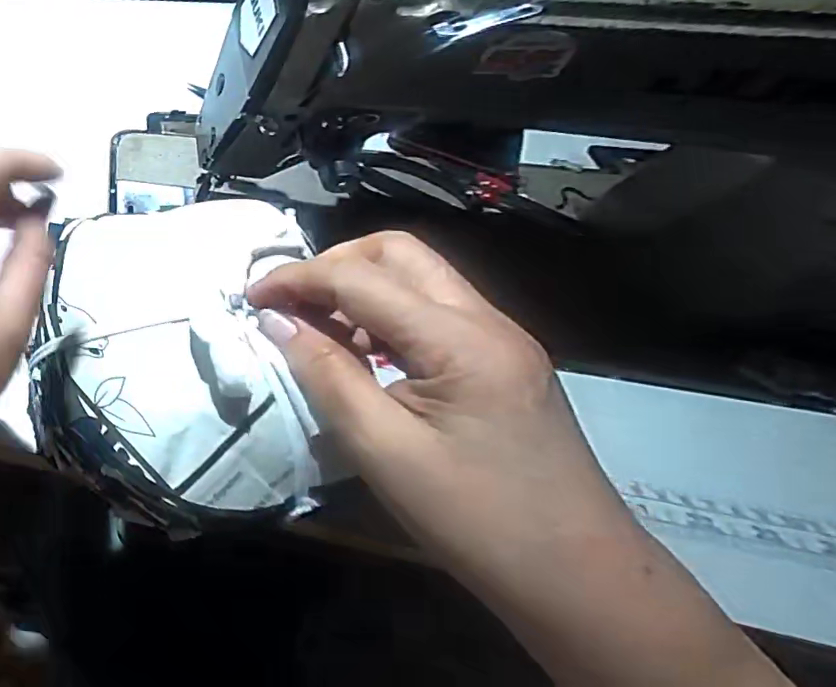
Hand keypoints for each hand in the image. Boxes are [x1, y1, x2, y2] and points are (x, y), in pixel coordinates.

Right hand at [247, 232, 792, 686]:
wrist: (584, 585)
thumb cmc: (477, 522)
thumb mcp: (383, 451)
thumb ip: (325, 374)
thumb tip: (276, 321)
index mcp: (460, 340)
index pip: (359, 278)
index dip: (296, 279)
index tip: (251, 297)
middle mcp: (486, 320)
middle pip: (395, 252)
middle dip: (332, 265)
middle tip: (291, 303)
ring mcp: (500, 336)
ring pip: (416, 274)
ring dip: (359, 287)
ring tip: (319, 328)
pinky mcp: (502, 357)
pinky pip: (432, 308)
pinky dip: (386, 313)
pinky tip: (364, 353)